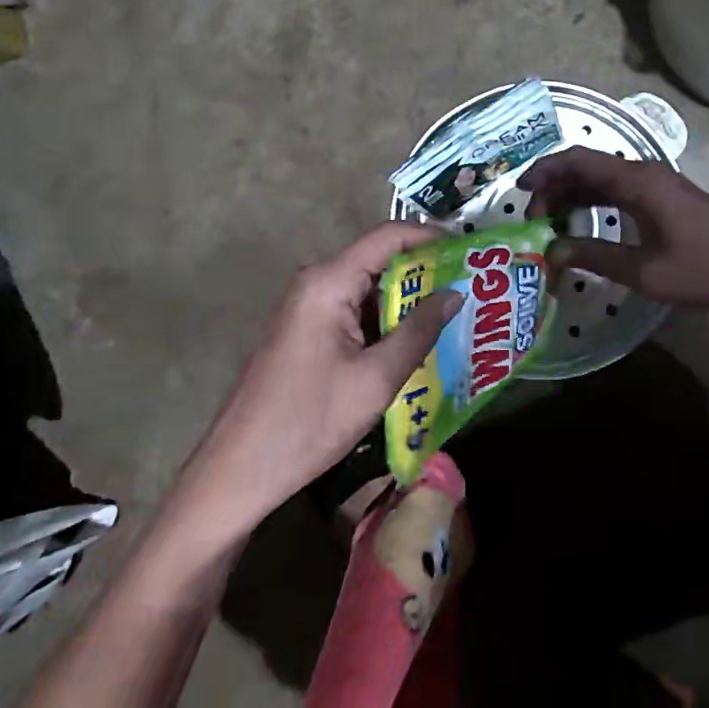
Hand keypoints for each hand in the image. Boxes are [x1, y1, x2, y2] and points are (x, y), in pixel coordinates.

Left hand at [177, 223, 461, 533]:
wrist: (239, 471)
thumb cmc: (309, 422)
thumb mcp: (377, 378)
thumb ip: (420, 330)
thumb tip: (455, 292)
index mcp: (328, 282)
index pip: (387, 236)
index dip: (430, 237)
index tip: (467, 252)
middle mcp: (315, 283)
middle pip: (379, 261)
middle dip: (425, 274)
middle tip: (469, 291)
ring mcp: (306, 307)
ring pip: (367, 290)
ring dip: (406, 302)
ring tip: (452, 318)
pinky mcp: (304, 331)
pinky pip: (352, 312)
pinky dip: (384, 321)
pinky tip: (413, 343)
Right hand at [520, 146, 708, 314]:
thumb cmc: (707, 269)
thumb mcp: (645, 272)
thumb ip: (593, 258)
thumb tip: (550, 252)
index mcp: (638, 181)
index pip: (579, 160)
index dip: (545, 170)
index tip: (519, 190)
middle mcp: (644, 173)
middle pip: (587, 167)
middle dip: (554, 187)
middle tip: (533, 219)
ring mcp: (656, 185)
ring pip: (602, 179)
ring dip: (573, 196)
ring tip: (548, 224)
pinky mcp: (664, 199)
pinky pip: (618, 192)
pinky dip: (594, 204)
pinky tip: (580, 225)